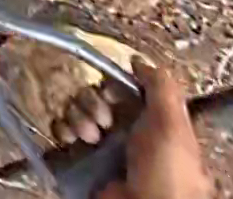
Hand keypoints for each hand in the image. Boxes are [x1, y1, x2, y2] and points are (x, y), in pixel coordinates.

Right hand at [55, 60, 212, 198]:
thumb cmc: (166, 172)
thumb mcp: (174, 128)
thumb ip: (161, 89)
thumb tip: (138, 59)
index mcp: (150, 125)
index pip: (119, 90)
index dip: (110, 86)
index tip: (110, 92)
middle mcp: (124, 133)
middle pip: (93, 97)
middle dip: (91, 103)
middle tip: (102, 121)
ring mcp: (100, 147)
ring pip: (74, 110)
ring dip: (76, 117)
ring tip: (89, 137)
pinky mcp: (78, 157)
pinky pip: (59, 129)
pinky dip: (61, 129)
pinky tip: (71, 139)